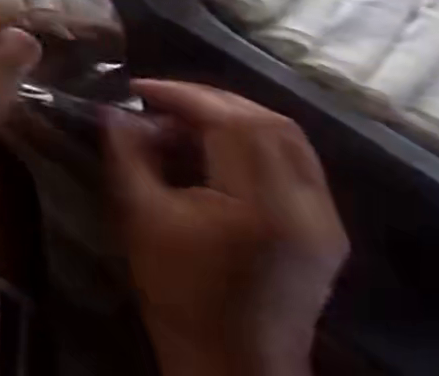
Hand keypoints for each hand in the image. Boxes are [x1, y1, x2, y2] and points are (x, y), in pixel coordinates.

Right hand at [105, 80, 348, 375]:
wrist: (232, 358)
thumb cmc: (177, 286)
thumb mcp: (137, 211)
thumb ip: (127, 153)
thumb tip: (113, 110)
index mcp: (265, 206)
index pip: (237, 123)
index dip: (185, 95)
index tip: (137, 89)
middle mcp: (309, 208)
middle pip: (271, 123)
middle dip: (209, 99)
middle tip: (157, 98)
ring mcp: (325, 220)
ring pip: (288, 139)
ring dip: (232, 117)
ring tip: (179, 118)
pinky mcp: (323, 229)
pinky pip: (292, 162)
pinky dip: (249, 140)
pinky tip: (208, 148)